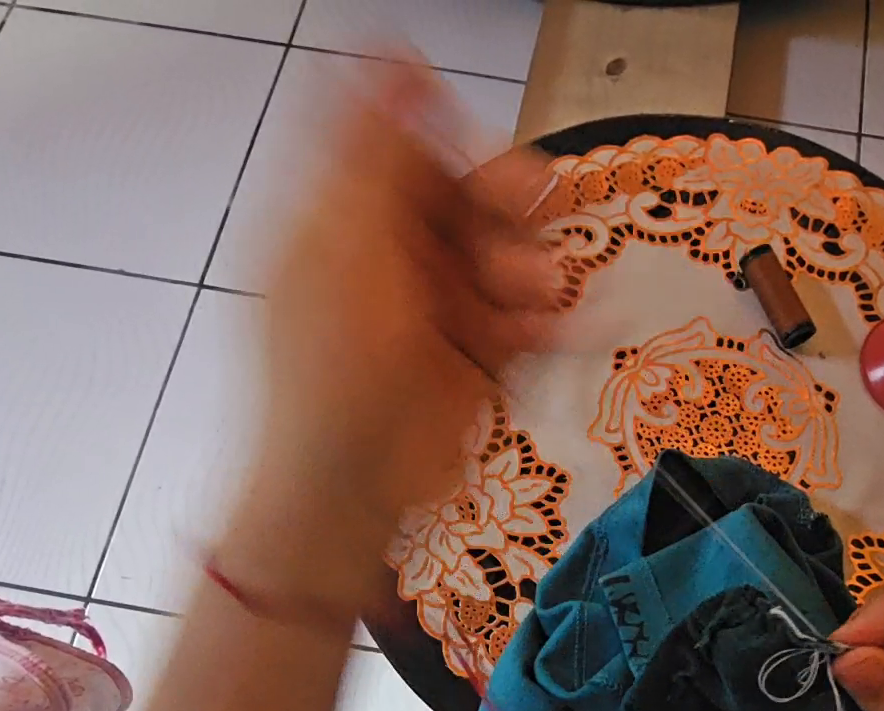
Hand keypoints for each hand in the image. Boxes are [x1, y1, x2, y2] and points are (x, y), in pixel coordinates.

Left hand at [227, 61, 557, 606]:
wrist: (347, 490)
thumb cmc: (330, 376)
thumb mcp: (342, 250)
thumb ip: (370, 150)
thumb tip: (394, 48)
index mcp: (339, 221)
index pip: (398, 148)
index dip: (443, 136)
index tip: (477, 150)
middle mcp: (387, 259)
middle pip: (461, 199)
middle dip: (500, 200)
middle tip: (534, 199)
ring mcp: (432, 312)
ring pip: (498, 257)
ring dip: (524, 263)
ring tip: (533, 289)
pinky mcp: (471, 359)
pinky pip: (518, 320)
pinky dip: (541, 320)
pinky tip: (554, 324)